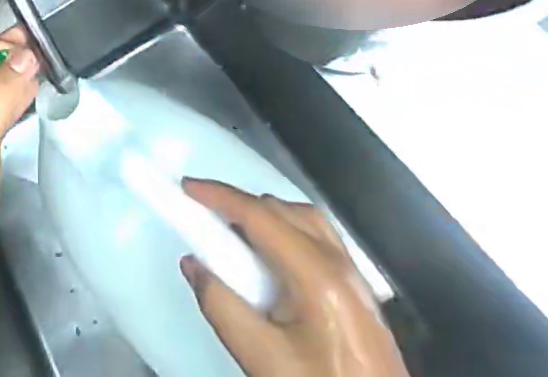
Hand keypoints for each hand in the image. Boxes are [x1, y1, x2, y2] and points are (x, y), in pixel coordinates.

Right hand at [180, 179, 407, 376]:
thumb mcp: (261, 359)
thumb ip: (220, 305)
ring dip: (265, 217)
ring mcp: (357, 281)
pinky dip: (286, 232)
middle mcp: (342, 267)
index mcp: (319, 277)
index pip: (261, 216)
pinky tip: (269, 259)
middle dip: (240, 205)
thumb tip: (193, 263)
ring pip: (304, 221)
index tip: (185, 187)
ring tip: (234, 235)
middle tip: (205, 218)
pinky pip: (319, 241)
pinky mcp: (361, 298)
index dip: (219, 196)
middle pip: (284, 211)